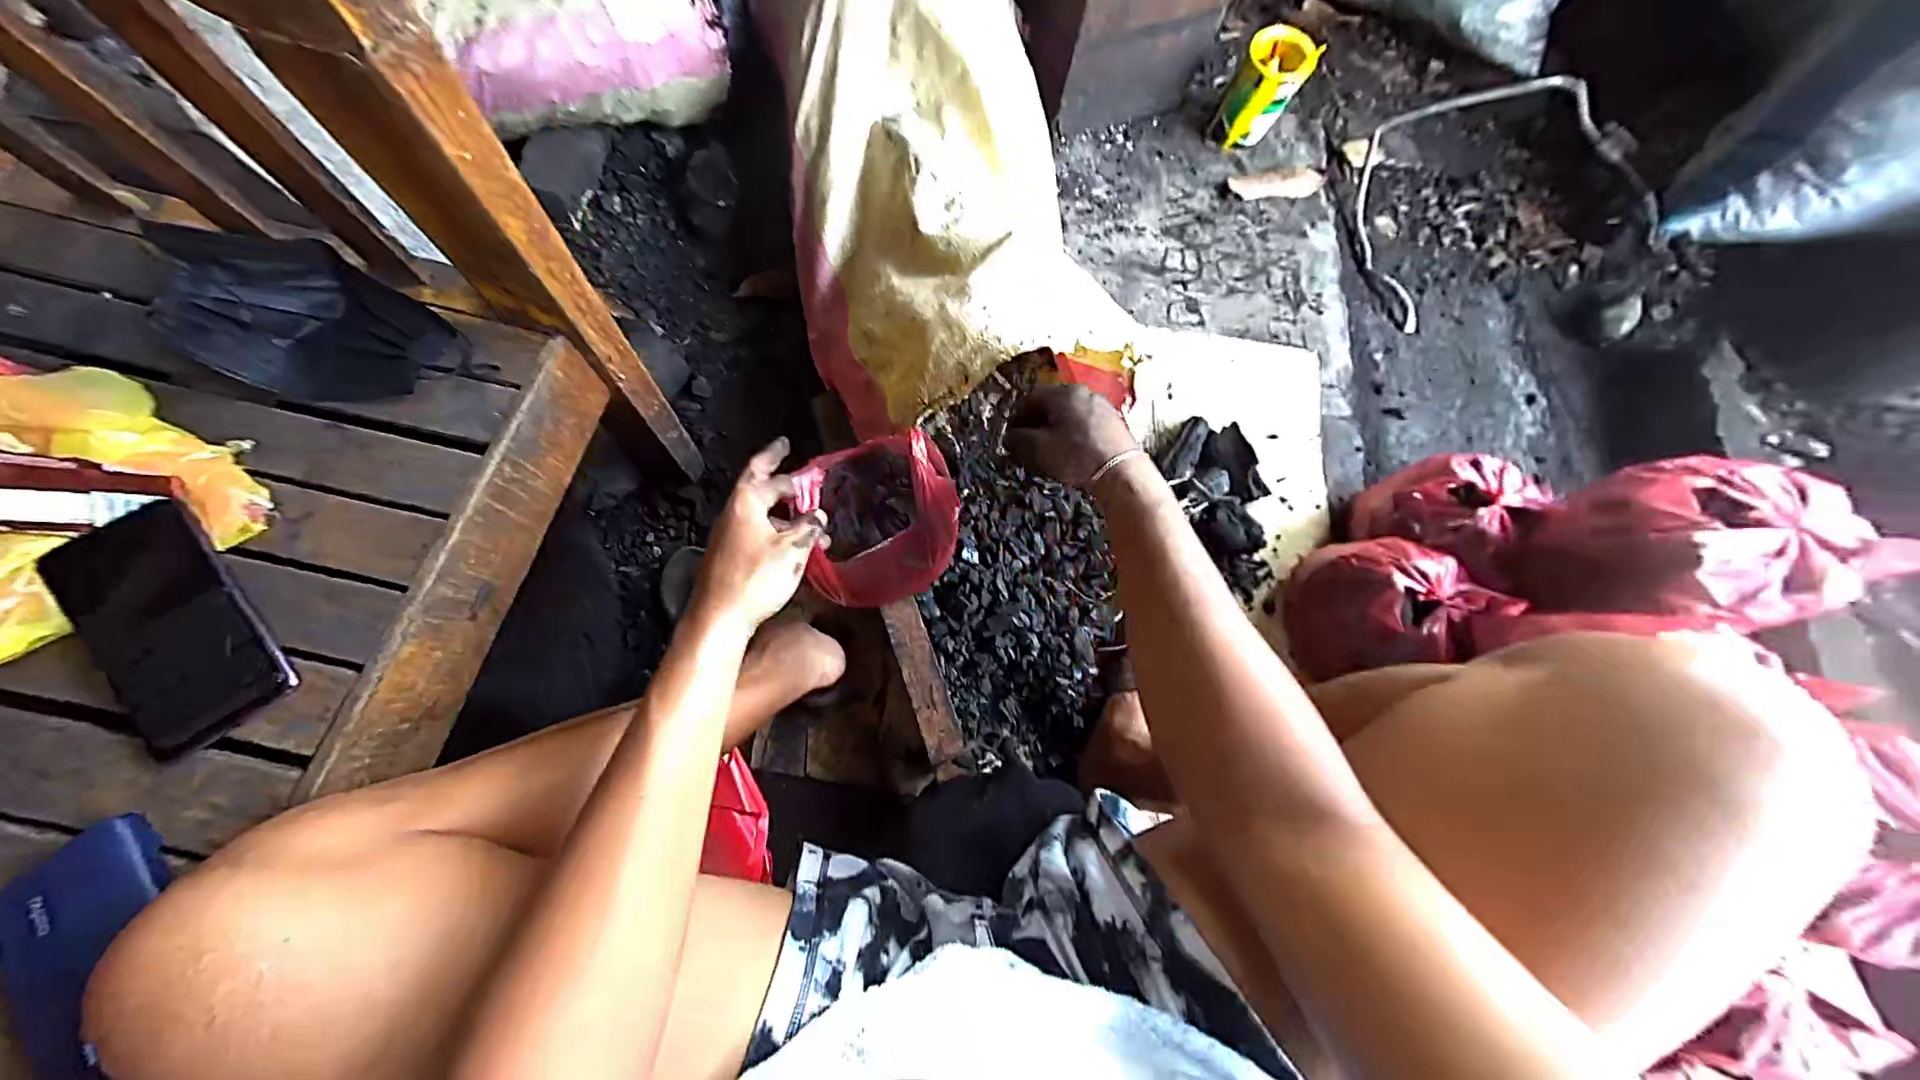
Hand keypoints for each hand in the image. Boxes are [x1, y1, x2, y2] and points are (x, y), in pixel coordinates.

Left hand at [692, 438, 827, 629]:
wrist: (720, 617)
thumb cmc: (756, 578)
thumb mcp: (793, 549)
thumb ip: (809, 527)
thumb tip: (819, 515)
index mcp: (746, 503)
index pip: (763, 470)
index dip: (776, 455)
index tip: (785, 444)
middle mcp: (733, 514)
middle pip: (759, 489)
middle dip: (781, 483)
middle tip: (800, 479)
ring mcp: (728, 536)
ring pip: (760, 515)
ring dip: (785, 515)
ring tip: (812, 526)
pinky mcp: (730, 557)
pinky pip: (757, 533)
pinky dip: (777, 532)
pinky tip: (793, 548)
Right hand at [1003, 384, 1138, 487]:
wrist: (1120, 471)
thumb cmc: (1076, 456)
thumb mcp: (1039, 449)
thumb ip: (1018, 439)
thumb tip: (1010, 436)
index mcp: (1062, 393)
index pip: (1030, 399)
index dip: (1017, 417)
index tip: (1011, 434)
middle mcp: (1083, 392)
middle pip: (1051, 404)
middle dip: (1036, 422)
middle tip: (1027, 441)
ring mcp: (1101, 405)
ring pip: (1069, 413)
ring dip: (1055, 427)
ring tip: (1049, 447)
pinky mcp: (1113, 420)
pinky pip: (1085, 421)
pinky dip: (1073, 431)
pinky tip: (1072, 449)